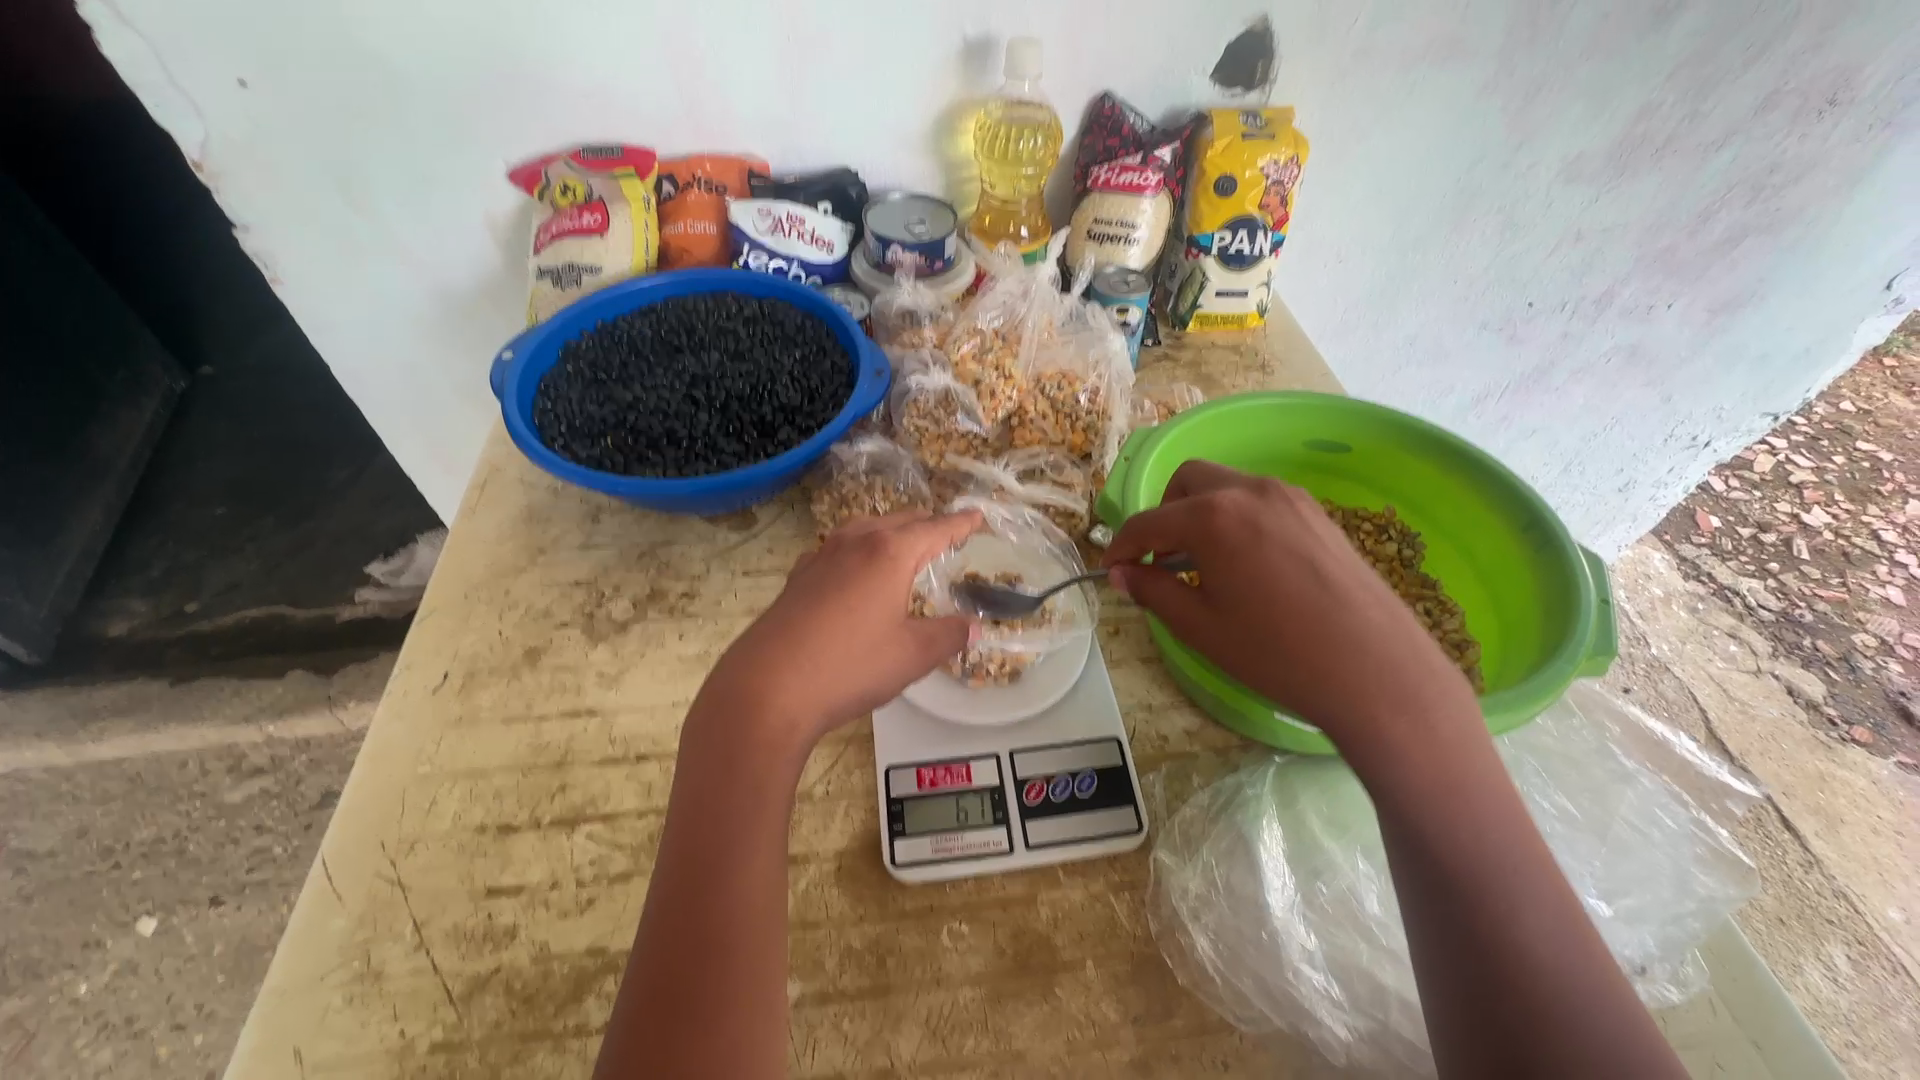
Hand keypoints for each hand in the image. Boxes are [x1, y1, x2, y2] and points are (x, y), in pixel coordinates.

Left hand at [695, 511, 981, 752]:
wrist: (768, 688)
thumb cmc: (849, 666)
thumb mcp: (912, 656)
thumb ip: (948, 636)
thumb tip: (974, 626)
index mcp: (889, 553)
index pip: (935, 529)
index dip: (960, 524)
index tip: (978, 516)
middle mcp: (854, 543)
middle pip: (899, 522)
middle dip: (926, 525)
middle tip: (946, 536)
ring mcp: (819, 558)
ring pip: (863, 531)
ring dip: (889, 534)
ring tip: (903, 549)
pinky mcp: (797, 579)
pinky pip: (837, 551)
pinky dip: (858, 552)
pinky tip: (854, 574)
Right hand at [1102, 461, 1478, 748]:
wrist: (1374, 669)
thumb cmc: (1276, 653)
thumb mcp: (1200, 627)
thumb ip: (1153, 591)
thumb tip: (1121, 574)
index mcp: (1212, 516)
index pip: (1148, 521)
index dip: (1121, 547)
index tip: (1111, 571)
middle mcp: (1250, 491)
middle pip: (1187, 482)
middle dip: (1163, 514)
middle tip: (1159, 561)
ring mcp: (1290, 498)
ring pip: (1226, 486)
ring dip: (1200, 514)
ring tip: (1202, 566)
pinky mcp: (1317, 514)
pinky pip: (1260, 502)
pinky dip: (1235, 519)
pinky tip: (1244, 566)